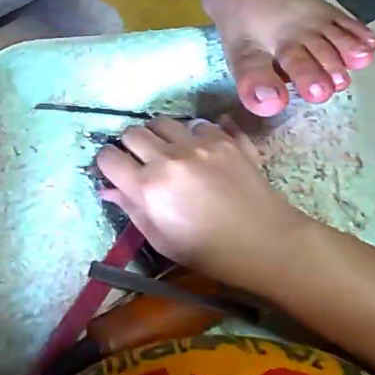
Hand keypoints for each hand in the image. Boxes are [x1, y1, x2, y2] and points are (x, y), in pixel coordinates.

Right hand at [95, 117, 303, 281]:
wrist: (266, 243)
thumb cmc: (209, 252)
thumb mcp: (162, 240)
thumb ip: (132, 209)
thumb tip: (108, 189)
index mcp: (149, 187)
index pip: (109, 157)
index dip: (107, 164)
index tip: (115, 171)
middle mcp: (170, 157)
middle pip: (132, 132)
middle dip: (130, 146)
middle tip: (141, 162)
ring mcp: (200, 144)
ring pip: (163, 121)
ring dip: (159, 135)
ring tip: (169, 153)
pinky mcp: (225, 139)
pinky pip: (199, 124)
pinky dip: (194, 134)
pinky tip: (199, 151)